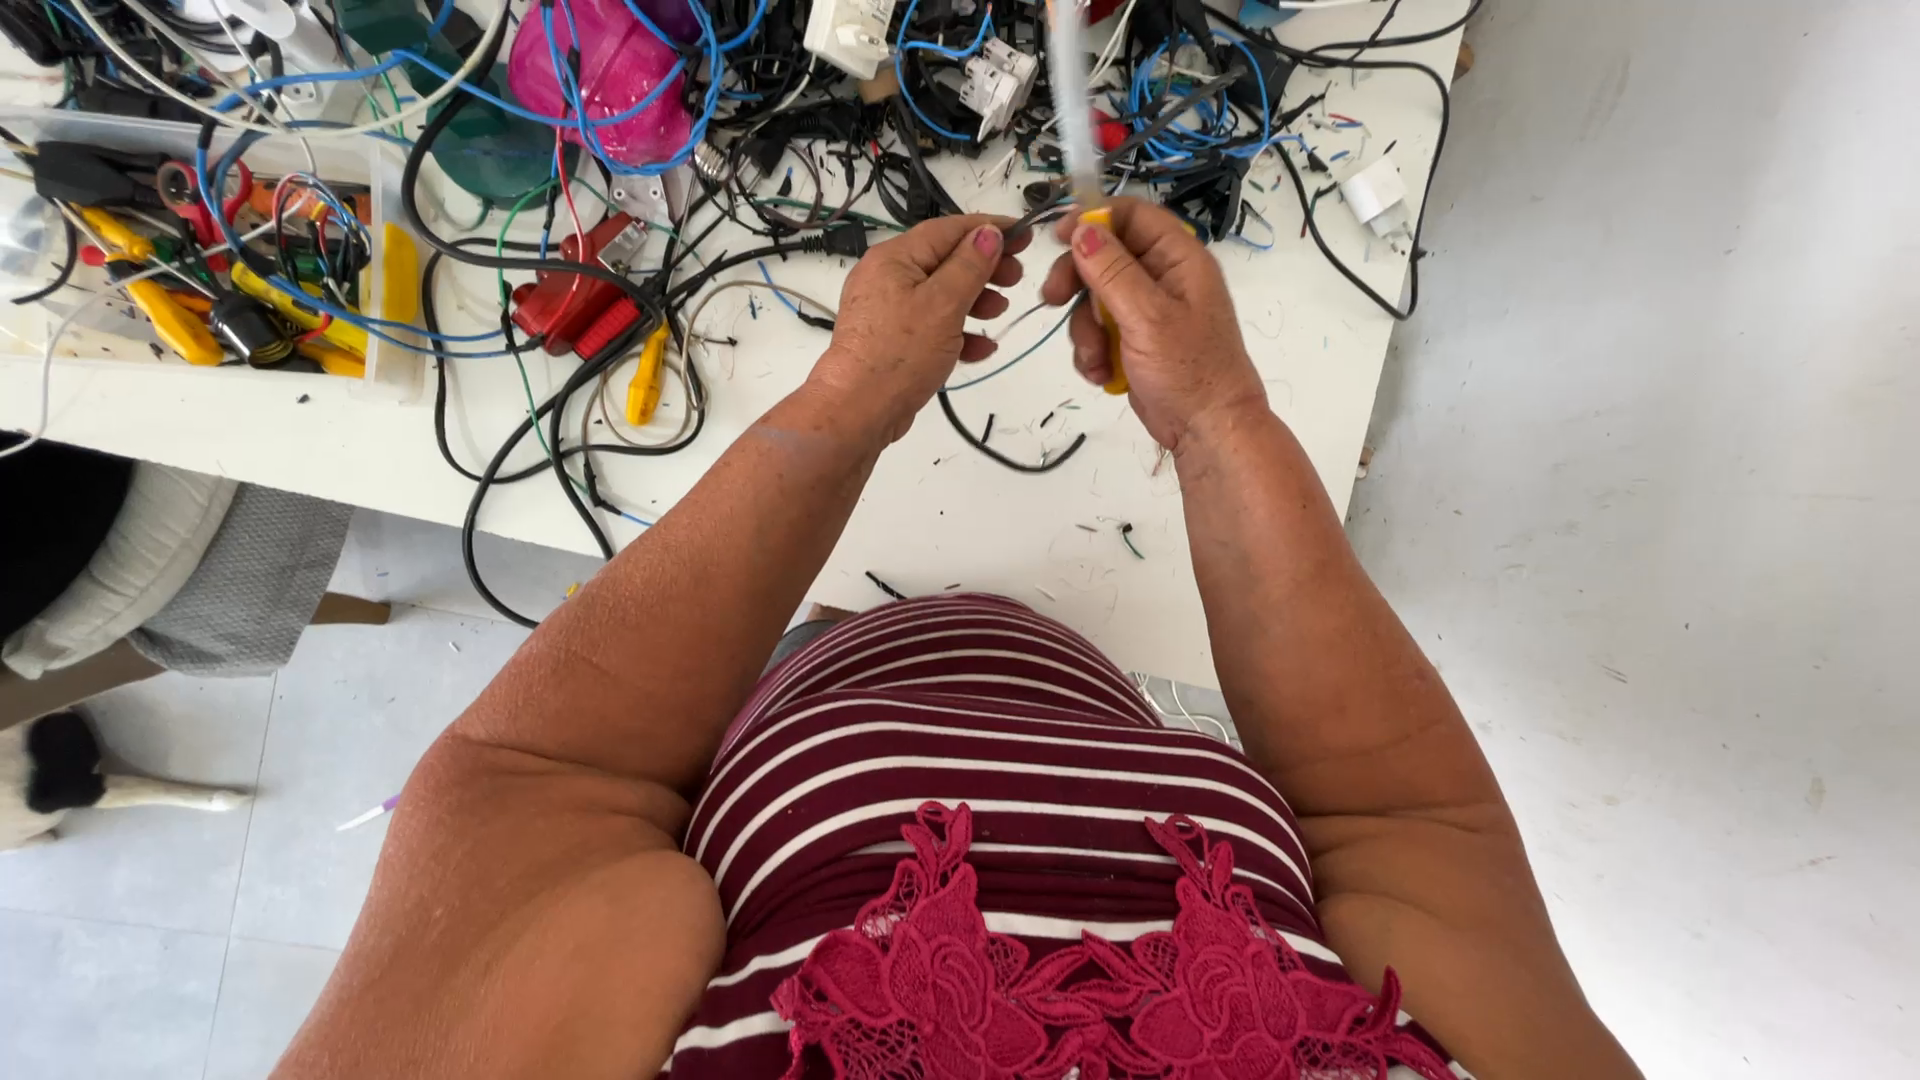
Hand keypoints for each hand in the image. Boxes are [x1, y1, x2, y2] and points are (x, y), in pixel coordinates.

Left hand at [811, 214, 1029, 439]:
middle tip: (1016, 277)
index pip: (948, 229)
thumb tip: (988, 233)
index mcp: (894, 258)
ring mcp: (888, 313)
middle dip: (984, 268)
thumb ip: (969, 266)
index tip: (1023, 235)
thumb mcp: (943, 304)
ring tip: (1000, 311)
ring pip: (940, 296)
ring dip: (975, 302)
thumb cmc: (900, 353)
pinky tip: (982, 347)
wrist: (858, 410)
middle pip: (944, 262)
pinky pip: (931, 328)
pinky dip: (957, 333)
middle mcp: (887, 279)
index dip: (988, 229)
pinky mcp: (893, 343)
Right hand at [1039, 197, 1266, 451]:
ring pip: (1094, 300)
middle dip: (1076, 281)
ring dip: (1084, 331)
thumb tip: (1081, 230)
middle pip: (1103, 258)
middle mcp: (1161, 278)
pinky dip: (1092, 352)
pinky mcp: (1132, 342)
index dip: (1093, 220)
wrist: (1207, 429)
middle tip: (1052, 300)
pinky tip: (1101, 373)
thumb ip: (1112, 272)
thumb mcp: (1148, 316)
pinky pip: (1097, 333)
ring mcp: (1146, 312)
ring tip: (1095, 360)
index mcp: (1177, 259)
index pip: (1131, 216)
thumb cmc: (1188, 369)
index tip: (1058, 238)